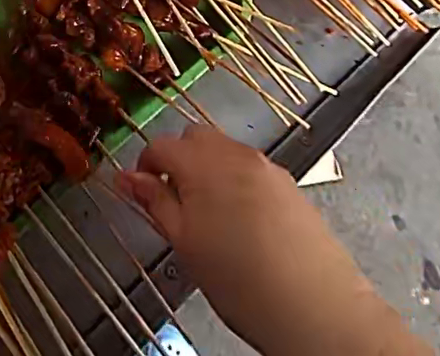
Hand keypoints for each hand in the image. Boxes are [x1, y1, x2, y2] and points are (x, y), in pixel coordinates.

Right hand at [117, 126, 426, 355]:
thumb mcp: (184, 243)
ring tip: (205, 217)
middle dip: (177, 161)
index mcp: (202, 162)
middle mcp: (233, 152)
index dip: (145, 166)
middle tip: (171, 201)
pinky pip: (248, 165)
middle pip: (193, 138)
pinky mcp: (285, 179)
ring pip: (222, 149)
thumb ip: (154, 202)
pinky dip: (234, 179)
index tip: (140, 188)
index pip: (160, 144)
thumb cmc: (243, 280)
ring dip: (206, 169)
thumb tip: (128, 179)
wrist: (312, 301)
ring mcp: (263, 163)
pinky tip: (238, 221)